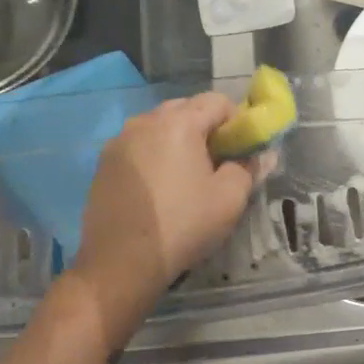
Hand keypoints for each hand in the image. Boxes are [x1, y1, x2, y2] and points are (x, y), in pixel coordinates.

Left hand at [69, 94, 258, 335]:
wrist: (119, 263)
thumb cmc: (182, 226)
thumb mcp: (229, 199)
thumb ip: (248, 168)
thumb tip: (260, 155)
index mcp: (179, 123)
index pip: (217, 101)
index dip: (236, 121)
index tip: (241, 150)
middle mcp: (145, 121)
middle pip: (186, 108)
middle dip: (206, 127)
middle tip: (217, 162)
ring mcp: (119, 141)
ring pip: (159, 126)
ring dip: (178, 140)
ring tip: (186, 176)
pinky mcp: (104, 163)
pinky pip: (138, 146)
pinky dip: (153, 155)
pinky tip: (158, 189)